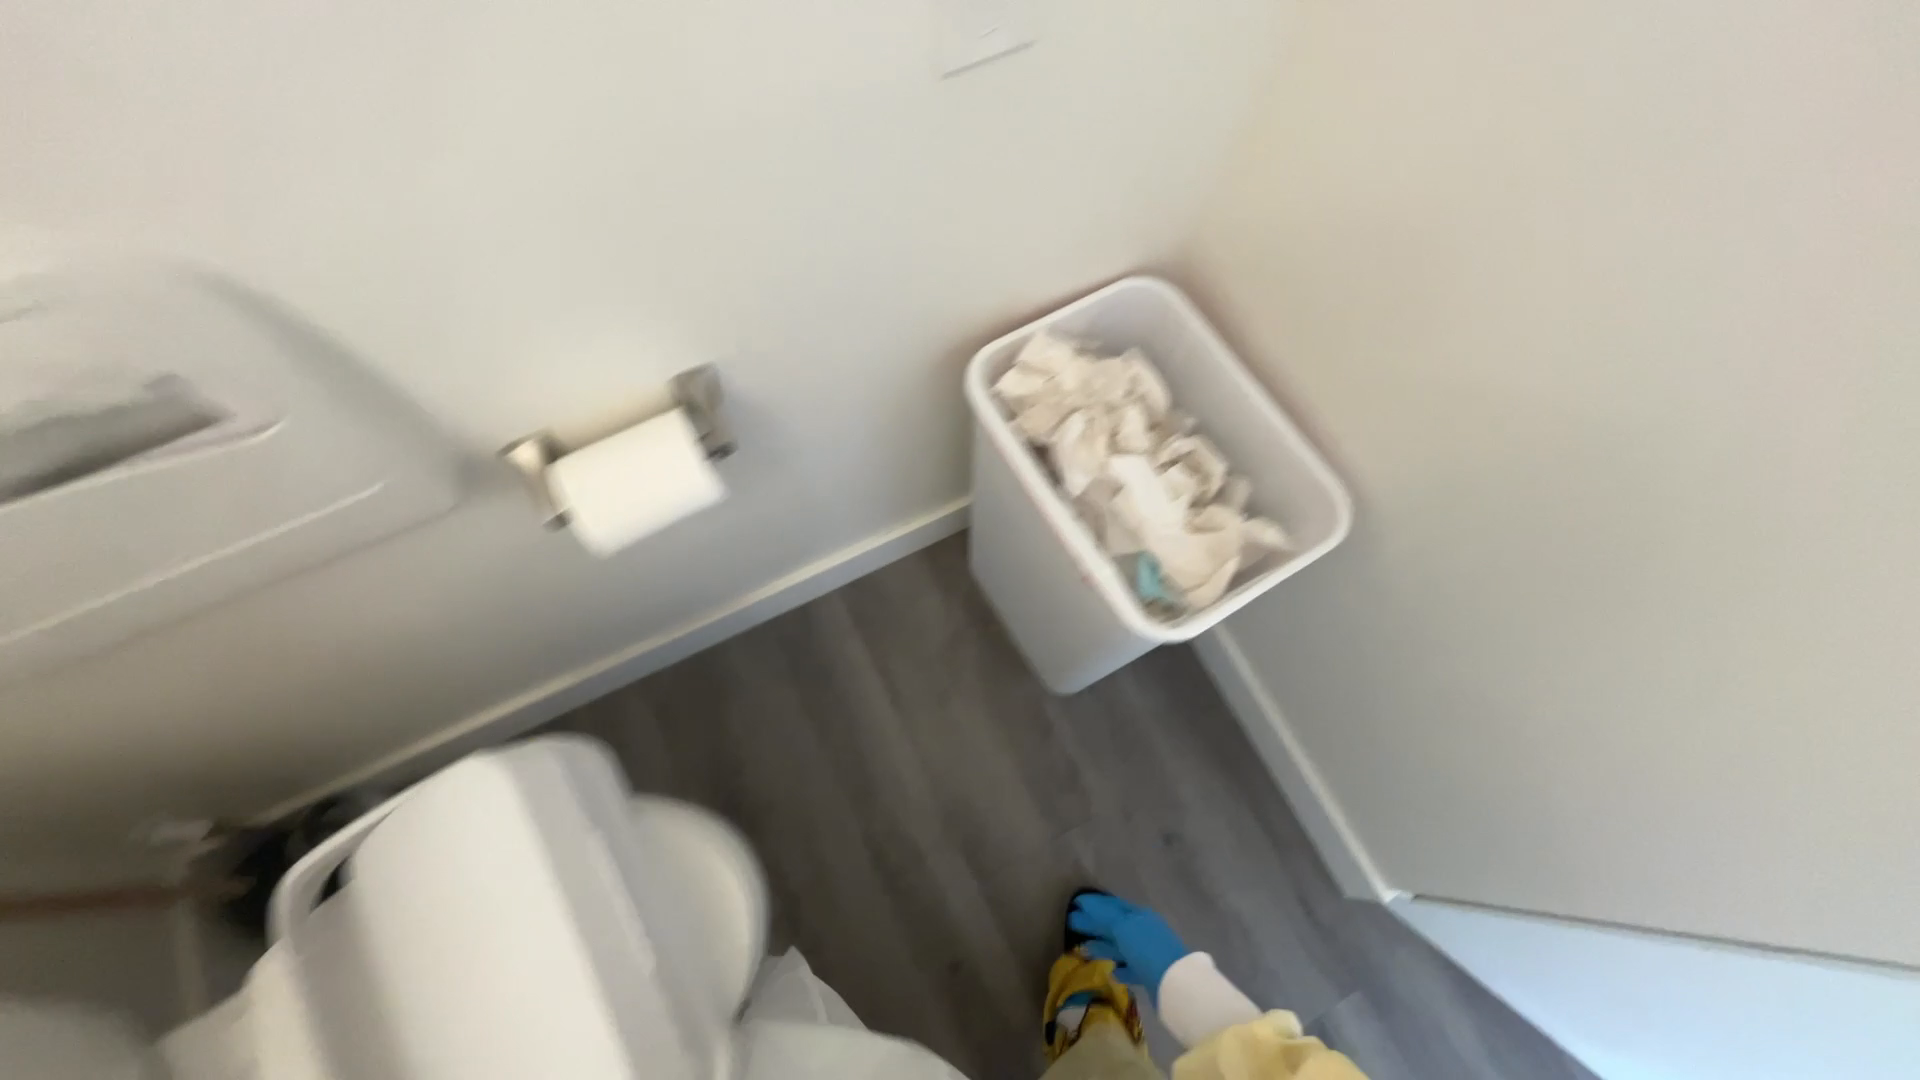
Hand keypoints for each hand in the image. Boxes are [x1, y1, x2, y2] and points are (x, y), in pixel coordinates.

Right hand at [1067, 892, 1191, 1000]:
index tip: (1074, 903)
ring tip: (1084, 949)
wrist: (1174, 983)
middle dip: (1094, 924)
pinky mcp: (1150, 974)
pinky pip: (1130, 966)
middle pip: (1114, 924)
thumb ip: (1104, 915)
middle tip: (1072, 925)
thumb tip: (1085, 903)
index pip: (1111, 904)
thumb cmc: (1145, 947)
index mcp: (1137, 914)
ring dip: (1103, 946)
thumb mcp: (1122, 926)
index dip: (1093, 903)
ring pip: (1121, 946)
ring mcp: (1147, 952)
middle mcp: (1143, 929)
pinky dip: (1118, 966)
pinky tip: (1109, 971)